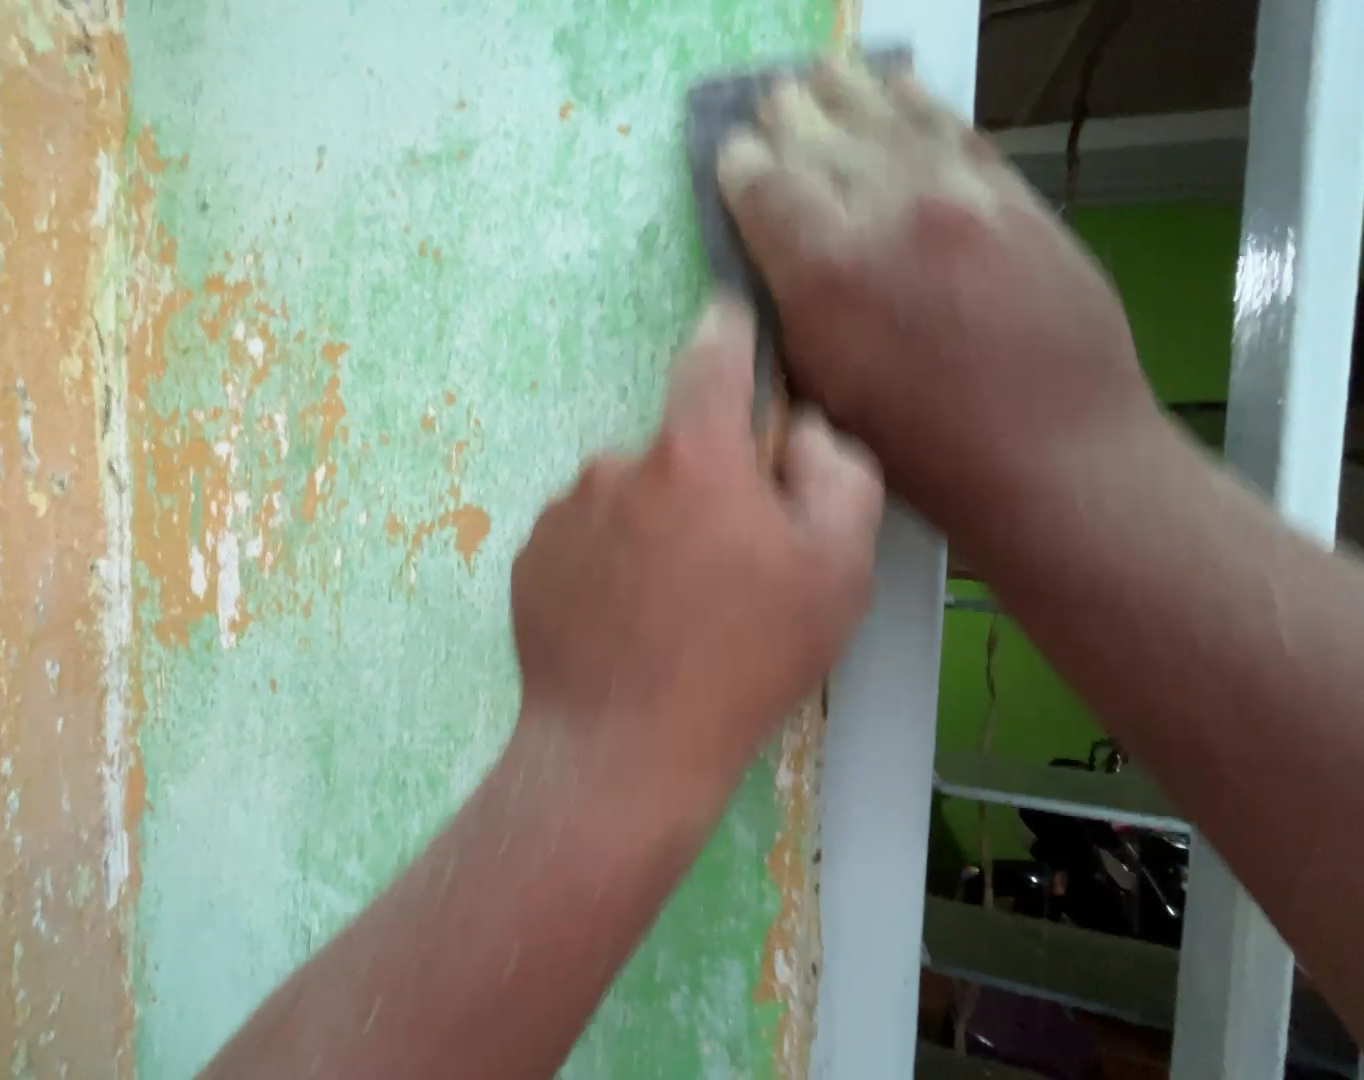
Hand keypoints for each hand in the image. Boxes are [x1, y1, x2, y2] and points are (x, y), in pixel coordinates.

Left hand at [510, 301, 882, 811]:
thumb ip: (836, 473)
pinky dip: (606, 558)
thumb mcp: (836, 571)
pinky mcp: (527, 556)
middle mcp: (611, 467)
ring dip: (651, 526)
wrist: (619, 745)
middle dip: (702, 481)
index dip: (732, 331)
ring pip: (625, 496)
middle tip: (724, 562)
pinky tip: (623, 620)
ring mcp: (560, 514)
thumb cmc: (742, 660)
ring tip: (669, 606)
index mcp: (690, 456)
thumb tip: (799, 431)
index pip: (711, 354)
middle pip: (672, 447)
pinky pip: (583, 536)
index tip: (734, 319)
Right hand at [716, 57, 1161, 533]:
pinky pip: (955, 132)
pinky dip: (919, 104)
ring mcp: (958, 198)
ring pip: (888, 124)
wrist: (1042, 447)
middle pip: (823, 146)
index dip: (742, 167)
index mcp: (825, 274)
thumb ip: (787, 310)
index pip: (768, 193)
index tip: (730, 152)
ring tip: (819, 74)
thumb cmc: (906, 439)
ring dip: (848, 95)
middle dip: (790, 120)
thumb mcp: (816, 385)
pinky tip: (895, 85)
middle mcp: (888, 216)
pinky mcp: (1013, 198)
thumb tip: (770, 264)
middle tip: (769, 100)